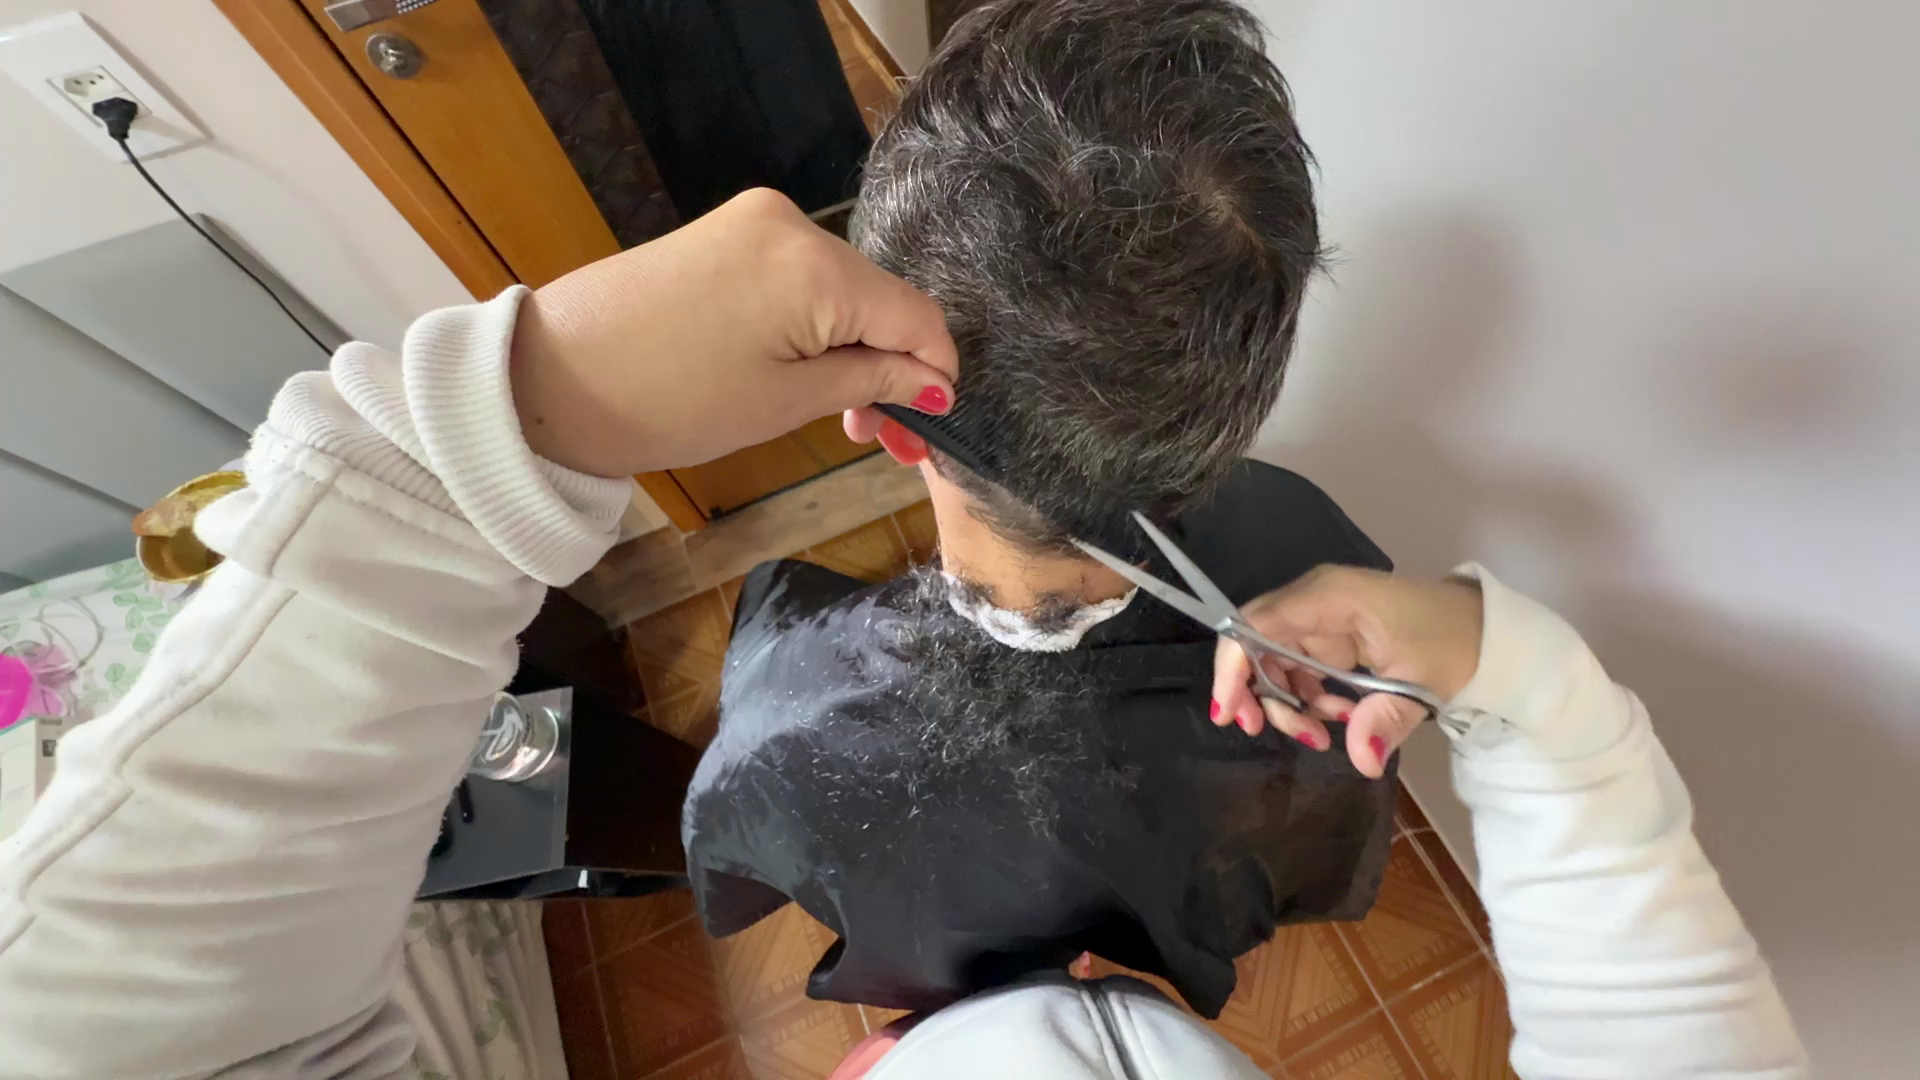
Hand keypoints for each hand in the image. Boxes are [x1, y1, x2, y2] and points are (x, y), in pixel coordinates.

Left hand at [509, 188, 956, 476]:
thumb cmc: (677, 404)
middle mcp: (794, 223)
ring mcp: (757, 222)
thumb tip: (938, 385)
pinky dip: (818, 330)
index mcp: (815, 266)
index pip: (916, 313)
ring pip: (843, 293)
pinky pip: (803, 282)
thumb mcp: (788, 401)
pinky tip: (810, 372)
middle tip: (886, 439)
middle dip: (893, 368)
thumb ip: (874, 380)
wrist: (551, 379)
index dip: (937, 369)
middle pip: (880, 301)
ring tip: (846, 417)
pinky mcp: (730, 234)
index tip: (935, 420)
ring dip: (855, 353)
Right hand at [1210, 565, 1483, 777]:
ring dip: (1283, 701)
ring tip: (1319, 734)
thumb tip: (1360, 761)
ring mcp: (1315, 619)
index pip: (1256, 623)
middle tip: (1262, 731)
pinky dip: (1303, 698)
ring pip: (1269, 659)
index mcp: (1329, 598)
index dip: (1233, 664)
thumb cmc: (1454, 642)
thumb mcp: (1423, 682)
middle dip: (1251, 690)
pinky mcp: (1324, 637)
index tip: (1229, 710)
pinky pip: (1292, 667)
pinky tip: (1334, 716)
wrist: (1488, 631)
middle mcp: (1311, 602)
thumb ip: (1384, 717)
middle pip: (1253, 642)